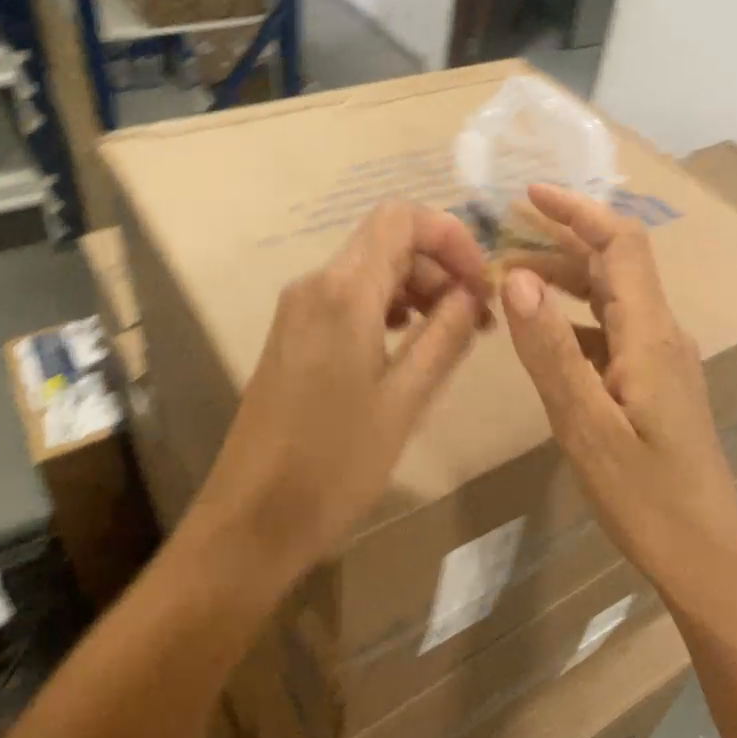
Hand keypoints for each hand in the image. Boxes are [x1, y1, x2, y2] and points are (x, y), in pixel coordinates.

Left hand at [189, 201, 492, 579]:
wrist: (252, 519)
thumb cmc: (335, 463)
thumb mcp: (405, 399)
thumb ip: (445, 334)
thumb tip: (474, 292)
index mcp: (343, 291)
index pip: (401, 218)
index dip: (451, 236)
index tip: (483, 283)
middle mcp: (315, 285)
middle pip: (386, 241)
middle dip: (439, 266)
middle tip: (480, 319)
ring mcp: (298, 310)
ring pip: (368, 270)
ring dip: (416, 290)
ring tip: (454, 337)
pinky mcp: (292, 336)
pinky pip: (348, 299)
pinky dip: (387, 309)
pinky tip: (409, 348)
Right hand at [501, 184, 736, 596]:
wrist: (707, 561)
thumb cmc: (647, 498)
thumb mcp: (585, 424)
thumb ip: (550, 349)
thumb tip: (516, 276)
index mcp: (651, 335)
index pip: (621, 245)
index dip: (578, 211)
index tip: (529, 194)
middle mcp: (664, 337)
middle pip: (615, 267)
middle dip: (560, 244)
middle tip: (501, 244)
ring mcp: (664, 363)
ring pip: (612, 302)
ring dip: (564, 284)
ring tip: (510, 287)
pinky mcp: (658, 388)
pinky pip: (613, 335)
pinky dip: (574, 323)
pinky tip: (544, 343)